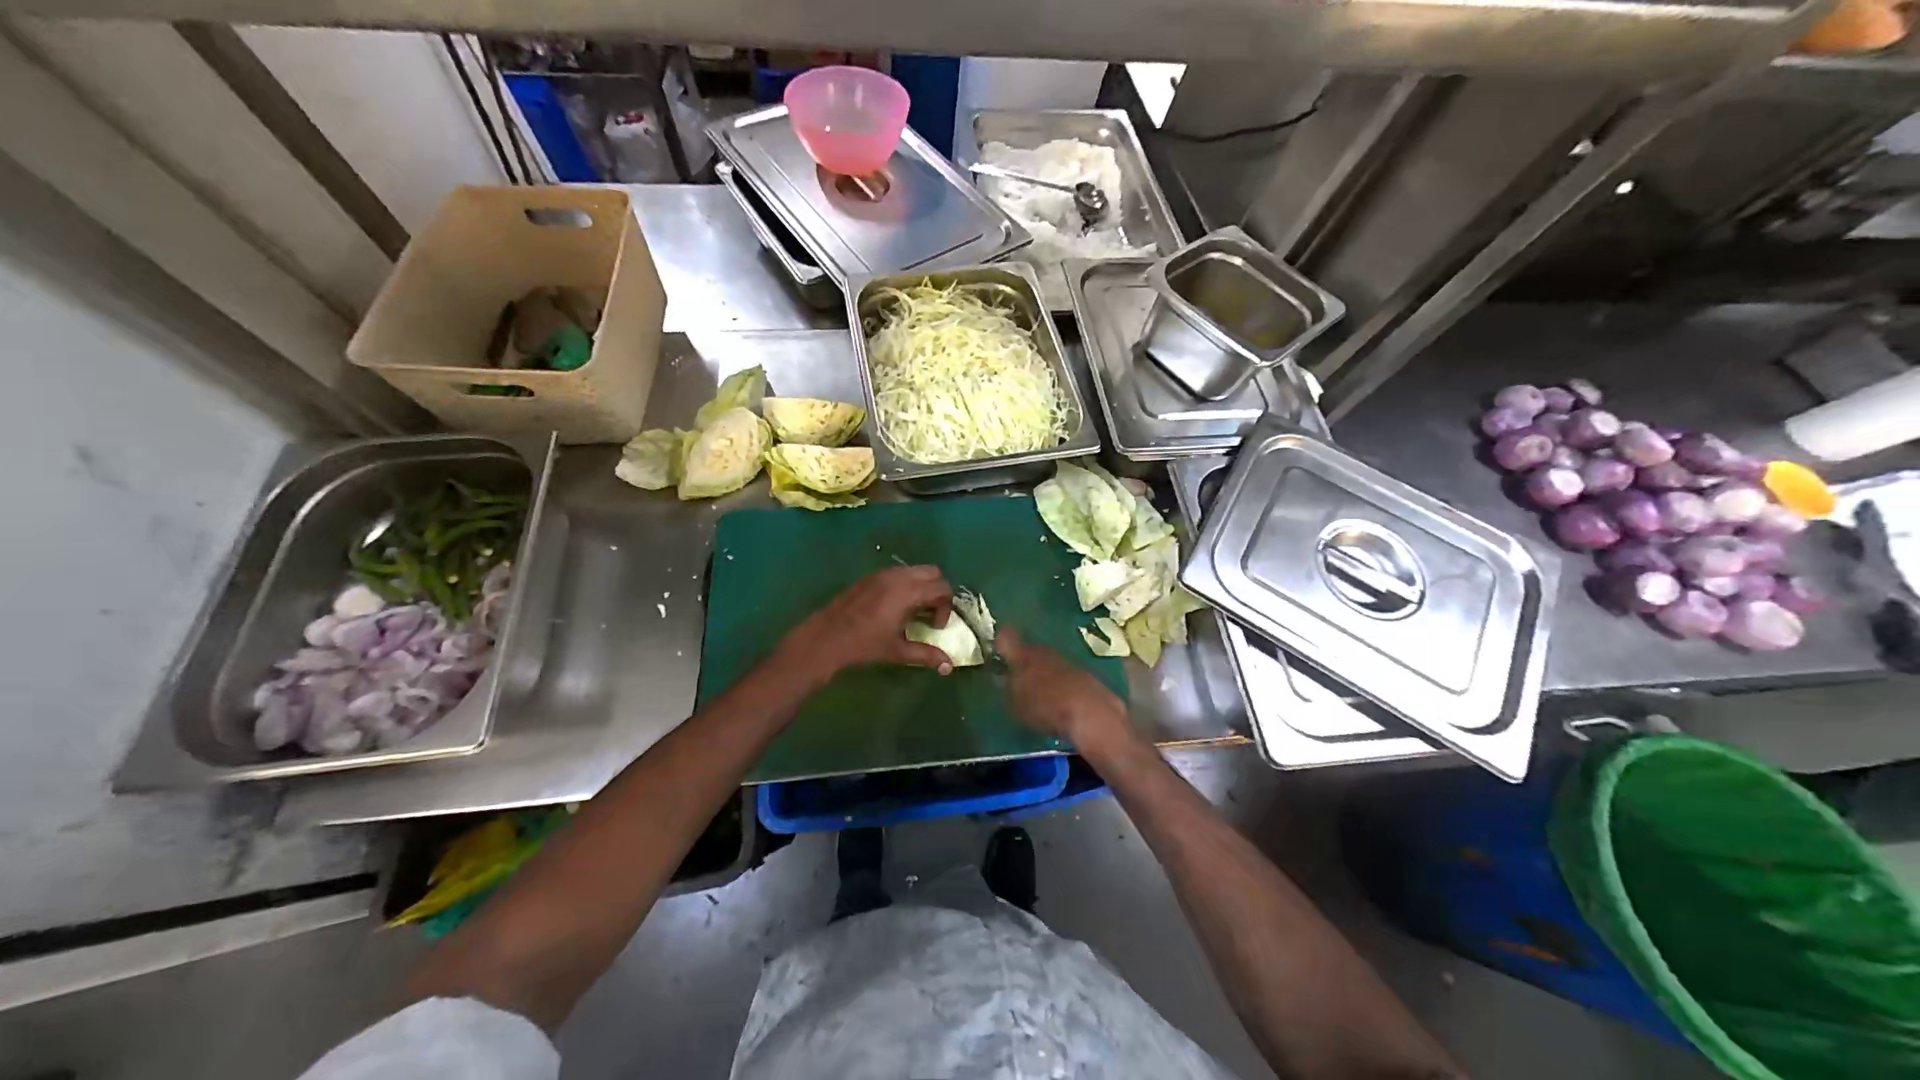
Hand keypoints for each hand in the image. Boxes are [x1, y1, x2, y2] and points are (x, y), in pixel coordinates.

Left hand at [776, 565, 955, 681]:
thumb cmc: (864, 645)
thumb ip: (926, 655)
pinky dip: (906, 584)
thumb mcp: (898, 651)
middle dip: (937, 591)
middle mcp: (898, 576)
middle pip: (933, 572)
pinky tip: (894, 607)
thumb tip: (949, 667)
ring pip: (915, 570)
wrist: (827, 637)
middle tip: (929, 614)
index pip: (942, 588)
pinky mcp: (870, 576)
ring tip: (912, 611)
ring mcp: (882, 573)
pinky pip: (898, 572)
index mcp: (908, 592)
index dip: (946, 607)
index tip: (935, 626)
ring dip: (921, 586)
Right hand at [995, 627, 1132, 752]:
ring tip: (1039, 692)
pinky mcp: (1082, 673)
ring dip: (1042, 672)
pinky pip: (1063, 674)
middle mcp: (1043, 651)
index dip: (1000, 640)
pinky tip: (1059, 699)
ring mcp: (1065, 660)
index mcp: (1022, 655)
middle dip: (1022, 661)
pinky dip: (1059, 682)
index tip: (996, 648)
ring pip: (1047, 661)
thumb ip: (1007, 687)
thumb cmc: (1044, 707)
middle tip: (1017, 678)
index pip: (1006, 638)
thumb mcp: (1015, 703)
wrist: (1090, 712)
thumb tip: (1002, 676)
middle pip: (1028, 650)